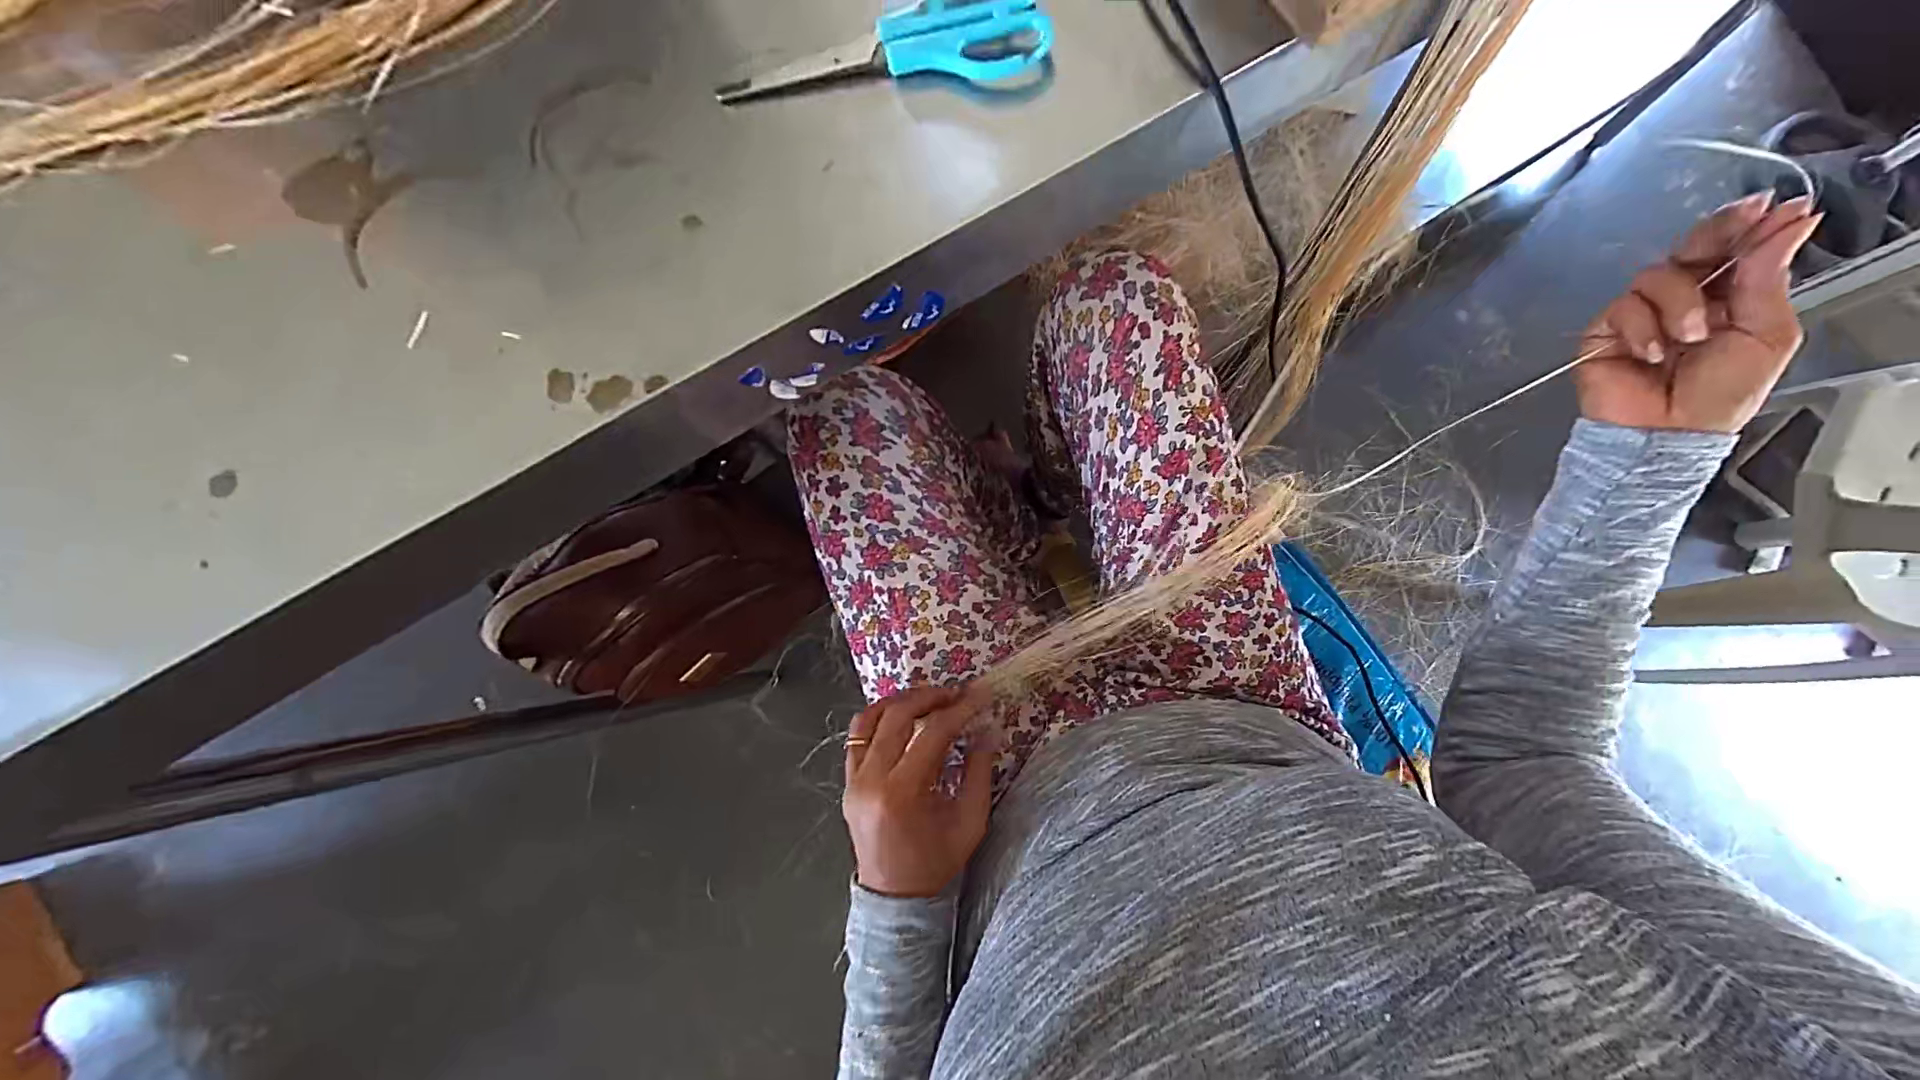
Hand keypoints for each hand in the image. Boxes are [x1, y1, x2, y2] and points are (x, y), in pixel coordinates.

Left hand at [842, 685, 993, 898]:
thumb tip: (988, 729)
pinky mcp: (847, 781)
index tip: (979, 697)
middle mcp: (871, 780)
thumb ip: (979, 772)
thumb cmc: (936, 863)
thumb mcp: (969, 821)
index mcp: (902, 793)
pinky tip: (901, 717)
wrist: (895, 899)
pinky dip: (879, 719)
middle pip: (897, 716)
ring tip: (928, 699)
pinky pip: (857, 737)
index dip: (959, 711)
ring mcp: (853, 780)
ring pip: (870, 719)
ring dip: (900, 701)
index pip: (932, 733)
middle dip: (930, 697)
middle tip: (955, 694)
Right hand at [1575, 192, 1823, 433]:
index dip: (1751, 225)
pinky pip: (1621, 308)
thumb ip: (1768, 280)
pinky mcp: (1604, 332)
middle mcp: (1682, 300)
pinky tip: (1650, 354)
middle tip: (1742, 220)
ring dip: (1678, 305)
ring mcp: (1639, 316)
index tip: (1776, 206)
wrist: (1665, 432)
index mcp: (1728, 298)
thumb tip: (1788, 227)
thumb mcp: (1767, 333)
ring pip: (1656, 277)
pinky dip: (1642, 329)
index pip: (1735, 251)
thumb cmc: (1719, 395)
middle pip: (1690, 249)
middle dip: (1716, 234)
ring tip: (1687, 339)